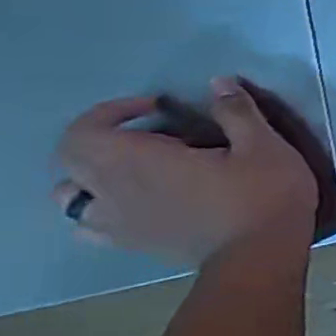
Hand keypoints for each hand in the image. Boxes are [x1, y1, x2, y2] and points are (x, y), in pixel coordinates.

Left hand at [53, 77, 318, 266]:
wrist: (260, 253)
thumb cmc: (263, 194)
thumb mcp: (264, 145)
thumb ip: (237, 113)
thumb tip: (219, 82)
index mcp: (138, 161)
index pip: (85, 131)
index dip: (112, 112)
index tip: (159, 107)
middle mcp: (113, 190)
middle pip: (72, 159)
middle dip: (103, 137)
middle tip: (152, 131)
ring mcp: (116, 222)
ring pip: (71, 195)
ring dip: (93, 175)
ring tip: (137, 168)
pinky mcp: (131, 242)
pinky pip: (90, 224)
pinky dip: (101, 208)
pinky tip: (137, 203)